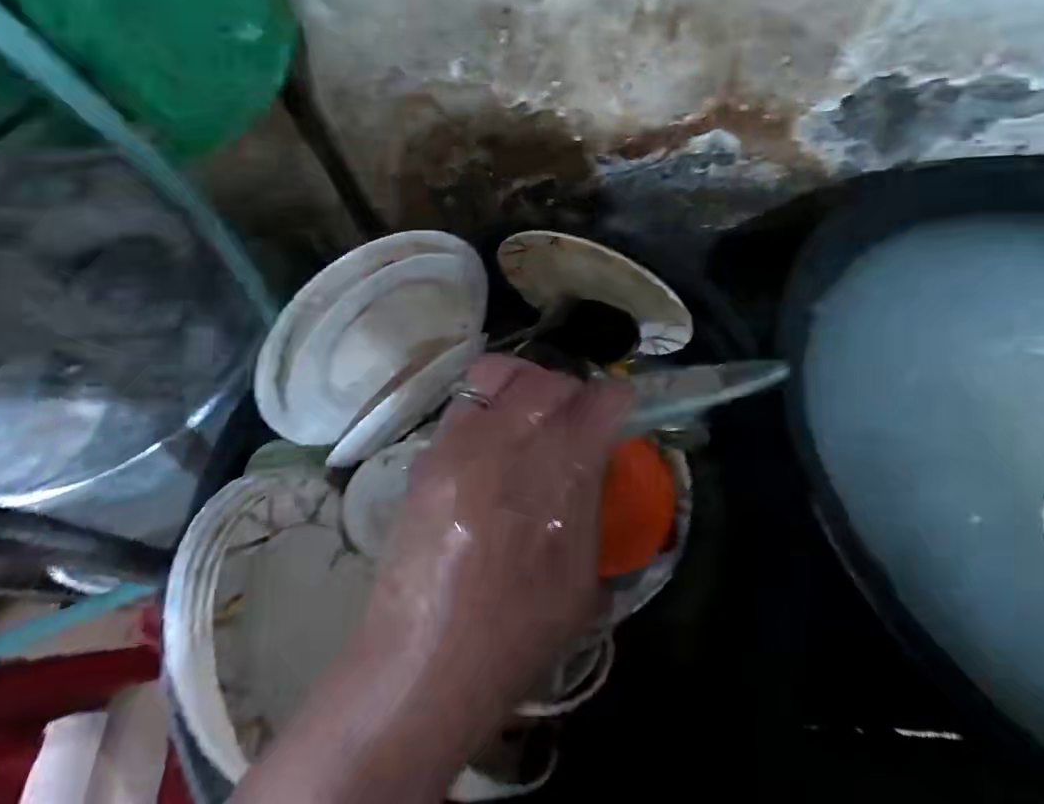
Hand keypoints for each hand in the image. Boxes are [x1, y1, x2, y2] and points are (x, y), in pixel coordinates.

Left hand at [361, 354, 630, 717]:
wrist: (424, 669)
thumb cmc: (519, 635)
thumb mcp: (586, 574)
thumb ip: (592, 503)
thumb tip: (595, 463)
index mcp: (561, 477)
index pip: (602, 401)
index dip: (618, 402)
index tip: (619, 416)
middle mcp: (510, 448)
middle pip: (552, 380)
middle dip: (574, 393)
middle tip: (577, 422)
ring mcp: (460, 448)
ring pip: (500, 374)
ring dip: (527, 388)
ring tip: (530, 421)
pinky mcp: (426, 461)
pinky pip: (465, 406)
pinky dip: (489, 411)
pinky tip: (492, 451)